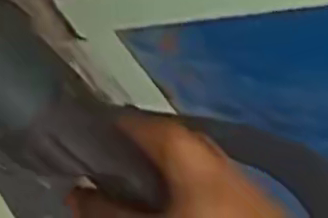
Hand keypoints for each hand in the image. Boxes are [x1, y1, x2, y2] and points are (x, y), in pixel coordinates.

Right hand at [71, 118, 282, 217]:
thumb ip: (106, 209)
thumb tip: (74, 194)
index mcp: (177, 140)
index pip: (118, 119)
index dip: (92, 137)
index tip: (75, 155)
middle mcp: (203, 144)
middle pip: (148, 144)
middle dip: (124, 164)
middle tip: (103, 187)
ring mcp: (232, 173)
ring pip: (176, 167)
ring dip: (153, 183)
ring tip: (136, 206)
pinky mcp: (253, 204)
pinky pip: (202, 188)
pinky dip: (181, 197)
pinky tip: (172, 213)